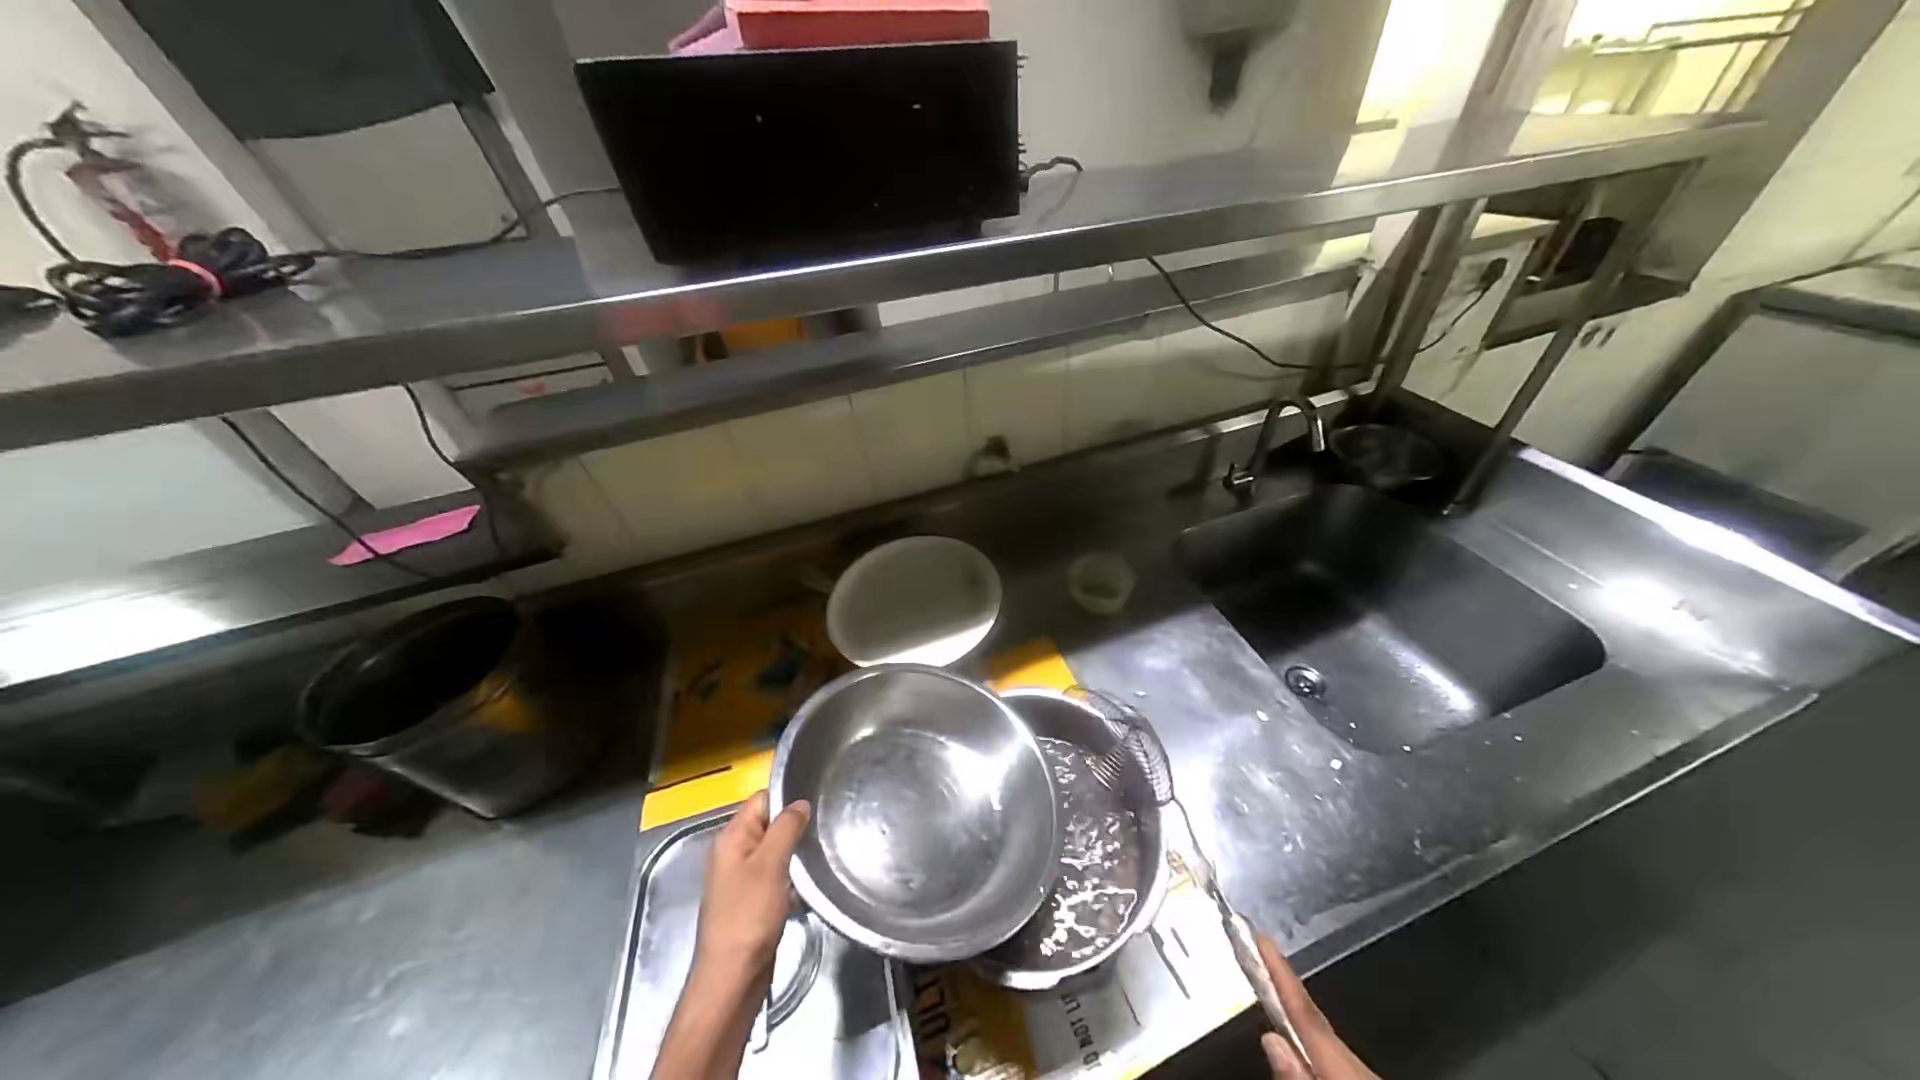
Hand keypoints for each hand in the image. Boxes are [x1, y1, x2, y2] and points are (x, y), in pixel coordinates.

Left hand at [694, 790, 811, 980]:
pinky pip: (776, 876)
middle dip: (795, 824)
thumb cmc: (749, 916)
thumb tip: (800, 803)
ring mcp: (742, 879)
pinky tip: (810, 884)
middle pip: (769, 824)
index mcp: (731, 839)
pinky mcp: (753, 901)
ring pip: (775, 851)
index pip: (761, 800)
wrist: (732, 978)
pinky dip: (792, 877)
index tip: (817, 798)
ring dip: (795, 852)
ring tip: (823, 851)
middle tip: (825, 826)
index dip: (787, 796)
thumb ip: (785, 828)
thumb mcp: (770, 865)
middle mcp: (734, 854)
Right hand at [1255, 934, 1381, 1079]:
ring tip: (1275, 993)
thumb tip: (1271, 1038)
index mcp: (1343, 1070)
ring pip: (1331, 1049)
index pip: (1306, 1015)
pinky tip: (1307, 1051)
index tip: (1262, 936)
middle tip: (1260, 957)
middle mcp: (1360, 1071)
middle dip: (1288, 992)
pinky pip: (1339, 1065)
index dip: (1281, 975)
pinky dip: (1317, 1049)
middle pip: (1318, 1028)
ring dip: (1302, 1021)